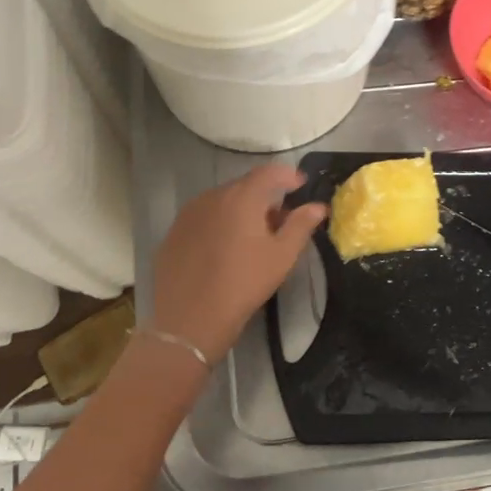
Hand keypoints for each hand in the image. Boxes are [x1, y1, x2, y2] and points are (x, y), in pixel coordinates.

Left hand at [150, 164, 326, 363]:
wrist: (190, 318)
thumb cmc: (244, 284)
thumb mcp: (281, 256)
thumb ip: (301, 225)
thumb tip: (317, 206)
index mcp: (242, 197)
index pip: (268, 172)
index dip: (287, 175)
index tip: (301, 185)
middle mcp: (212, 197)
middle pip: (244, 186)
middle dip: (265, 198)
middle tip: (280, 221)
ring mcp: (188, 214)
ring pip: (222, 203)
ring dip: (241, 211)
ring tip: (253, 238)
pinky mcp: (174, 233)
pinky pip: (203, 219)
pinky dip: (220, 224)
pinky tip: (224, 250)